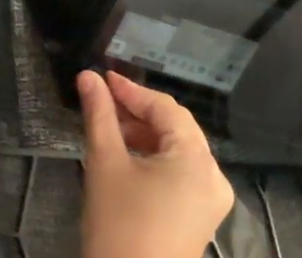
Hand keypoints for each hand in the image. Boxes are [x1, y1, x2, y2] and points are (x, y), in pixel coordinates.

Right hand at [78, 69, 233, 257]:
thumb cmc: (119, 226)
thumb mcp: (105, 163)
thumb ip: (99, 114)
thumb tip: (88, 76)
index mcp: (196, 159)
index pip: (164, 108)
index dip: (131, 90)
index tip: (101, 79)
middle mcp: (213, 175)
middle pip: (176, 127)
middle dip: (139, 112)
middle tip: (104, 101)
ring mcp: (212, 200)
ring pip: (179, 149)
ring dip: (146, 134)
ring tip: (110, 129)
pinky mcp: (202, 217)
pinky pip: (182, 172)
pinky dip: (157, 158)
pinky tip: (128, 157)